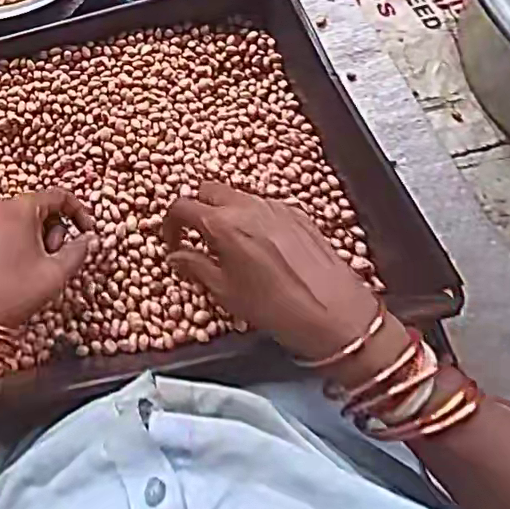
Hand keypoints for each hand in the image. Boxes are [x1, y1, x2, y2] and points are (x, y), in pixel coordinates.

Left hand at [0, 189, 95, 326]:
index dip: (79, 213)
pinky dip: (24, 243)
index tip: (87, 233)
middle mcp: (0, 207)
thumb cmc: (12, 292)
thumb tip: (89, 239)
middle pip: (43, 208)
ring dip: (40, 240)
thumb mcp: (55, 272)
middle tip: (54, 260)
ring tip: (36, 269)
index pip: (58, 196)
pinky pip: (11, 229)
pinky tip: (21, 270)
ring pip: (27, 220)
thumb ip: (79, 250)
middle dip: (55, 232)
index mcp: (19, 208)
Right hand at [162, 183, 383, 360]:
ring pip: (237, 195)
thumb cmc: (277, 308)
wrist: (339, 317)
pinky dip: (252, 217)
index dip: (171, 224)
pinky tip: (260, 245)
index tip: (173, 242)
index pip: (182, 207)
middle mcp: (247, 206)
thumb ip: (195, 266)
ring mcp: (275, 206)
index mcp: (223, 223)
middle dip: (197, 209)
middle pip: (208, 191)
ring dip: (224, 212)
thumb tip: (177, 255)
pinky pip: (264, 205)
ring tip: (230, 244)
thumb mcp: (225, 292)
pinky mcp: (298, 214)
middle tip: (197, 236)